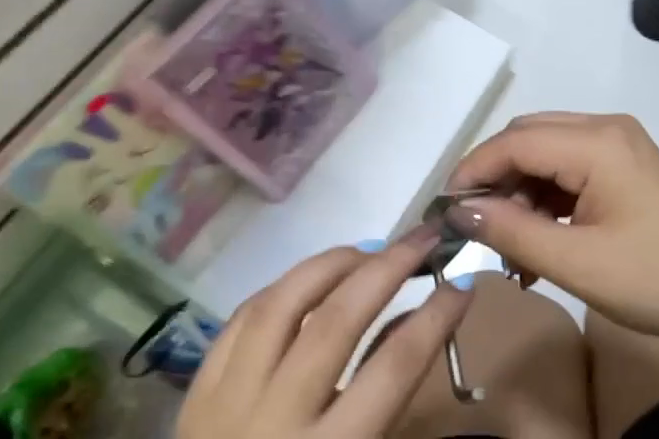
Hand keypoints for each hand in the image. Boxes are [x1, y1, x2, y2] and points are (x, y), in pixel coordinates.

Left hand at [177, 227, 471, 438]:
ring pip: (279, 306)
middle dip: (388, 268)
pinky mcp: (196, 395)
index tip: (462, 281)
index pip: (393, 367)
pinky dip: (281, 288)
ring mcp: (227, 403)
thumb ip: (389, 396)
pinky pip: (240, 321)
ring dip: (331, 265)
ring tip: (370, 248)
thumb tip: (418, 318)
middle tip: (424, 238)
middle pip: (335, 322)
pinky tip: (311, 278)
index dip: (434, 317)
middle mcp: (275, 420)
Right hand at [445, 112, 658, 345]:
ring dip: (520, 192)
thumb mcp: (574, 262)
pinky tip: (534, 241)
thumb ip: (511, 231)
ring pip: (546, 152)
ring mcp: (618, 143)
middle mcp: (607, 128)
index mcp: (598, 143)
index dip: (475, 170)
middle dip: (496, 179)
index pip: (517, 140)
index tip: (443, 210)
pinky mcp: (623, 164)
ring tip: (507, 247)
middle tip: (472, 228)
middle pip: (530, 137)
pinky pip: (568, 167)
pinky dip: (545, 197)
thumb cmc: (651, 278)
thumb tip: (458, 211)